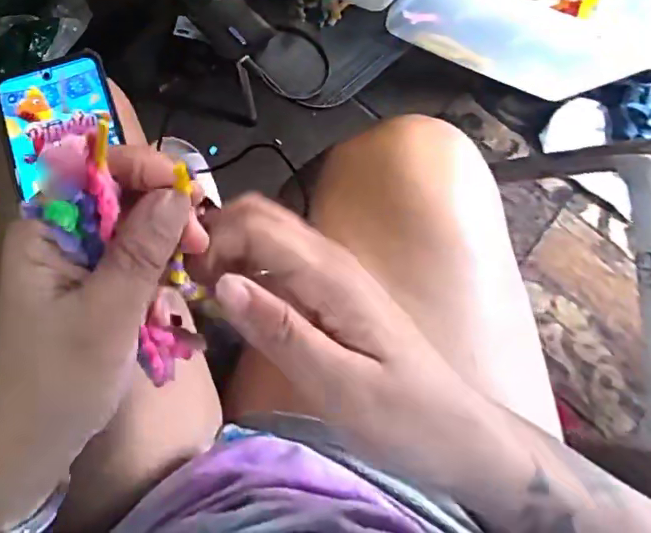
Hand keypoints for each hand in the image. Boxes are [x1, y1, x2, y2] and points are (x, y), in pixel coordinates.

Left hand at [0, 146, 205, 528]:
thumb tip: (177, 192)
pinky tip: (171, 295)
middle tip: (199, 241)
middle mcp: (55, 231)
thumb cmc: (59, 383)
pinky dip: (151, 270)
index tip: (186, 188)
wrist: (27, 450)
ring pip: (126, 224)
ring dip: (161, 243)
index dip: (139, 166)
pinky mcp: (85, 281)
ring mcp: (70, 257)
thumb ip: (141, 251)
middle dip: (159, 209)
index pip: (90, 168)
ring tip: (190, 270)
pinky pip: (125, 256)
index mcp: (43, 227)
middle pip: (113, 193)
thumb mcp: (107, 315)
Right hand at [189, 195, 504, 490]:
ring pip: (260, 229)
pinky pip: (271, 255)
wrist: (463, 437)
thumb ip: (280, 332)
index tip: (187, 280)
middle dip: (213, 234)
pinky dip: (239, 263)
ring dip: (224, 246)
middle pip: (255, 213)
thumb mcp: (341, 388)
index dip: (213, 240)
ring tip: (199, 290)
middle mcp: (326, 256)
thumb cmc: (406, 418)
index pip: (255, 224)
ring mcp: (325, 268)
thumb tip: (221, 283)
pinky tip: (227, 298)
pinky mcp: (322, 286)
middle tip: (187, 280)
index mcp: (329, 273)